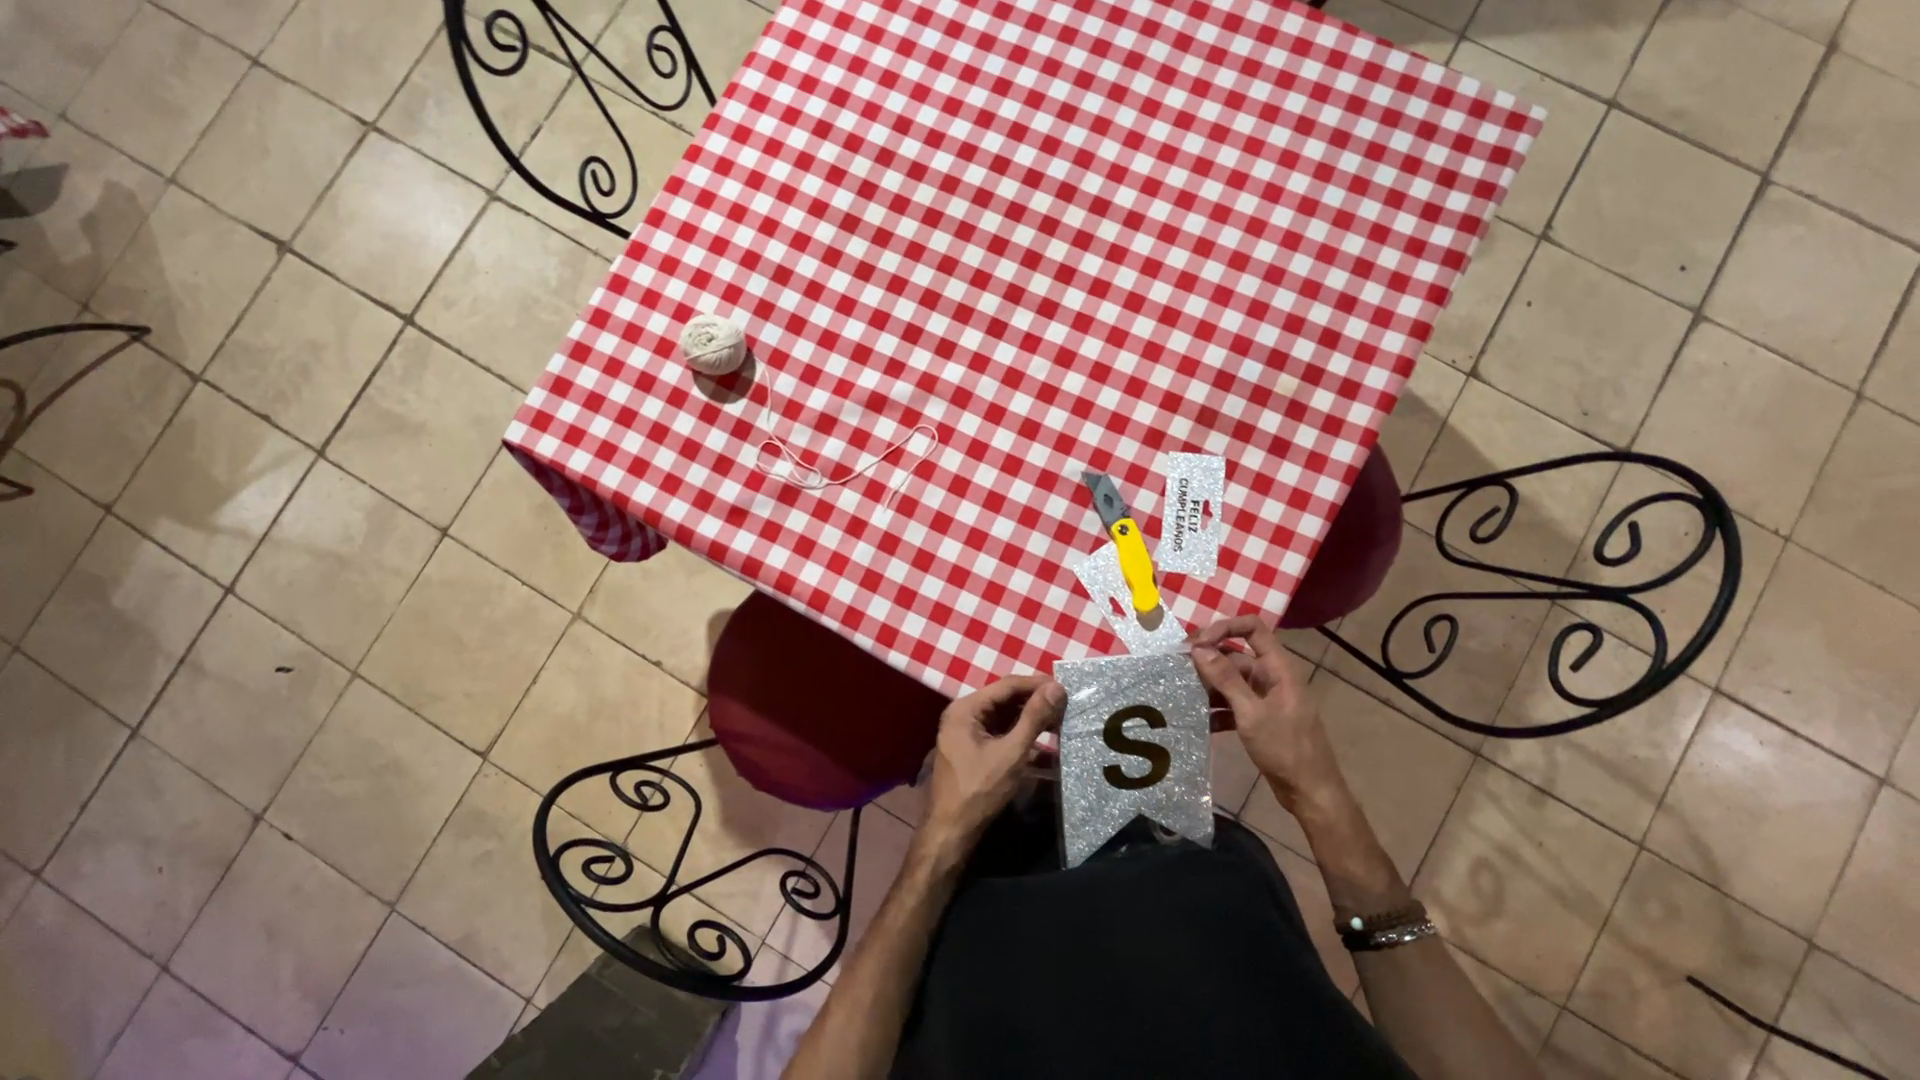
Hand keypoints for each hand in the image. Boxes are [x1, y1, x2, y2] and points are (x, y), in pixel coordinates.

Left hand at [921, 675, 1064, 854]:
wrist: (952, 830)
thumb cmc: (979, 790)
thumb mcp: (1011, 753)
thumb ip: (1033, 718)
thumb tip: (1057, 687)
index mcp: (965, 709)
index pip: (1007, 685)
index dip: (1037, 684)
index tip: (1066, 687)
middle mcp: (963, 714)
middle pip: (1005, 699)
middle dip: (1036, 702)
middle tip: (1067, 705)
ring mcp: (967, 732)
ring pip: (1005, 717)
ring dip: (1031, 720)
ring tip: (1061, 722)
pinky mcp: (974, 749)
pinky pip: (1001, 733)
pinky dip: (1022, 736)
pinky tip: (1046, 743)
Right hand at [1189, 615, 1346, 816]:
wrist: (1309, 790)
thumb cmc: (1285, 748)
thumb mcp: (1251, 712)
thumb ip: (1225, 679)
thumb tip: (1199, 649)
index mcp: (1278, 668)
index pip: (1252, 629)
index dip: (1224, 627)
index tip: (1196, 644)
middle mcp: (1272, 677)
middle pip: (1236, 654)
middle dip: (1208, 659)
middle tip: (1178, 668)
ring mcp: (1266, 698)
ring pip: (1231, 681)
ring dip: (1209, 686)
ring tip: (1183, 694)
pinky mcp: (1259, 718)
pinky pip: (1233, 704)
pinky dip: (1216, 709)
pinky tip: (1198, 720)